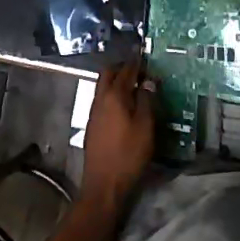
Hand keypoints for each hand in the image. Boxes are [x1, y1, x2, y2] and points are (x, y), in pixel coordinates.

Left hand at [81, 59, 153, 208]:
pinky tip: (122, 105)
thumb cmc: (128, 154)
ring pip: (103, 85)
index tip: (145, 57)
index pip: (126, 71)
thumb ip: (146, 101)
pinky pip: (101, 98)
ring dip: (116, 81)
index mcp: (114, 95)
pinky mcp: (92, 123)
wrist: (104, 183)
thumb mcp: (145, 127)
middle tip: (139, 70)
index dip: (136, 63)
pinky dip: (112, 94)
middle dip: (122, 68)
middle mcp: (100, 97)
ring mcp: (93, 110)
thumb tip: (148, 81)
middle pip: (109, 73)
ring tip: (133, 86)